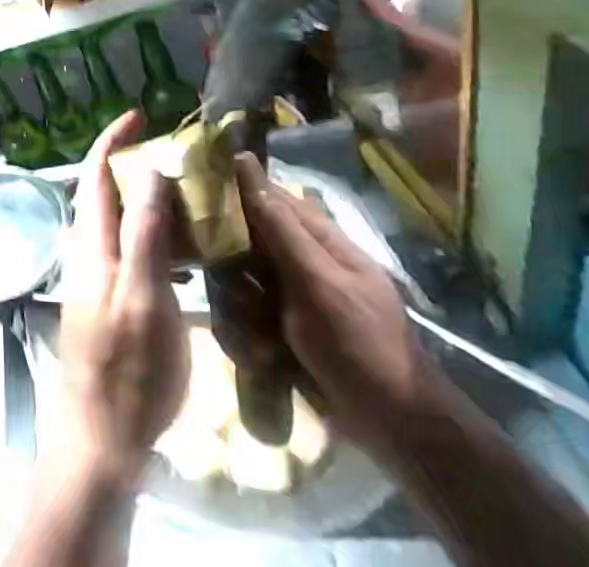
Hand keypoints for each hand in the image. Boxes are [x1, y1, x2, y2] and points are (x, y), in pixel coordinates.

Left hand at [55, 111, 188, 481]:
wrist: (102, 436)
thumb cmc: (128, 370)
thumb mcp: (142, 298)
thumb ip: (143, 235)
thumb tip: (149, 171)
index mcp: (92, 246)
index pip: (93, 176)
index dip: (111, 141)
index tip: (139, 114)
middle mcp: (89, 254)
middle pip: (106, 195)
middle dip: (136, 166)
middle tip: (182, 158)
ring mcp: (99, 279)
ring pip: (122, 224)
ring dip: (151, 203)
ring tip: (193, 196)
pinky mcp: (112, 301)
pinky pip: (134, 253)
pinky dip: (158, 239)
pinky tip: (189, 252)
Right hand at [232, 153, 447, 451]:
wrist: (393, 427)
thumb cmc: (360, 345)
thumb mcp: (318, 282)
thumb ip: (278, 227)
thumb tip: (244, 162)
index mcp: (317, 238)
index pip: (262, 196)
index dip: (228, 197)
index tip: (195, 210)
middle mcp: (297, 261)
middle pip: (238, 246)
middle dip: (232, 279)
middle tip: (245, 304)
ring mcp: (286, 298)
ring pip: (233, 287)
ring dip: (239, 317)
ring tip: (260, 346)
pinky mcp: (275, 329)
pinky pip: (238, 320)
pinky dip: (244, 340)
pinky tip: (261, 359)